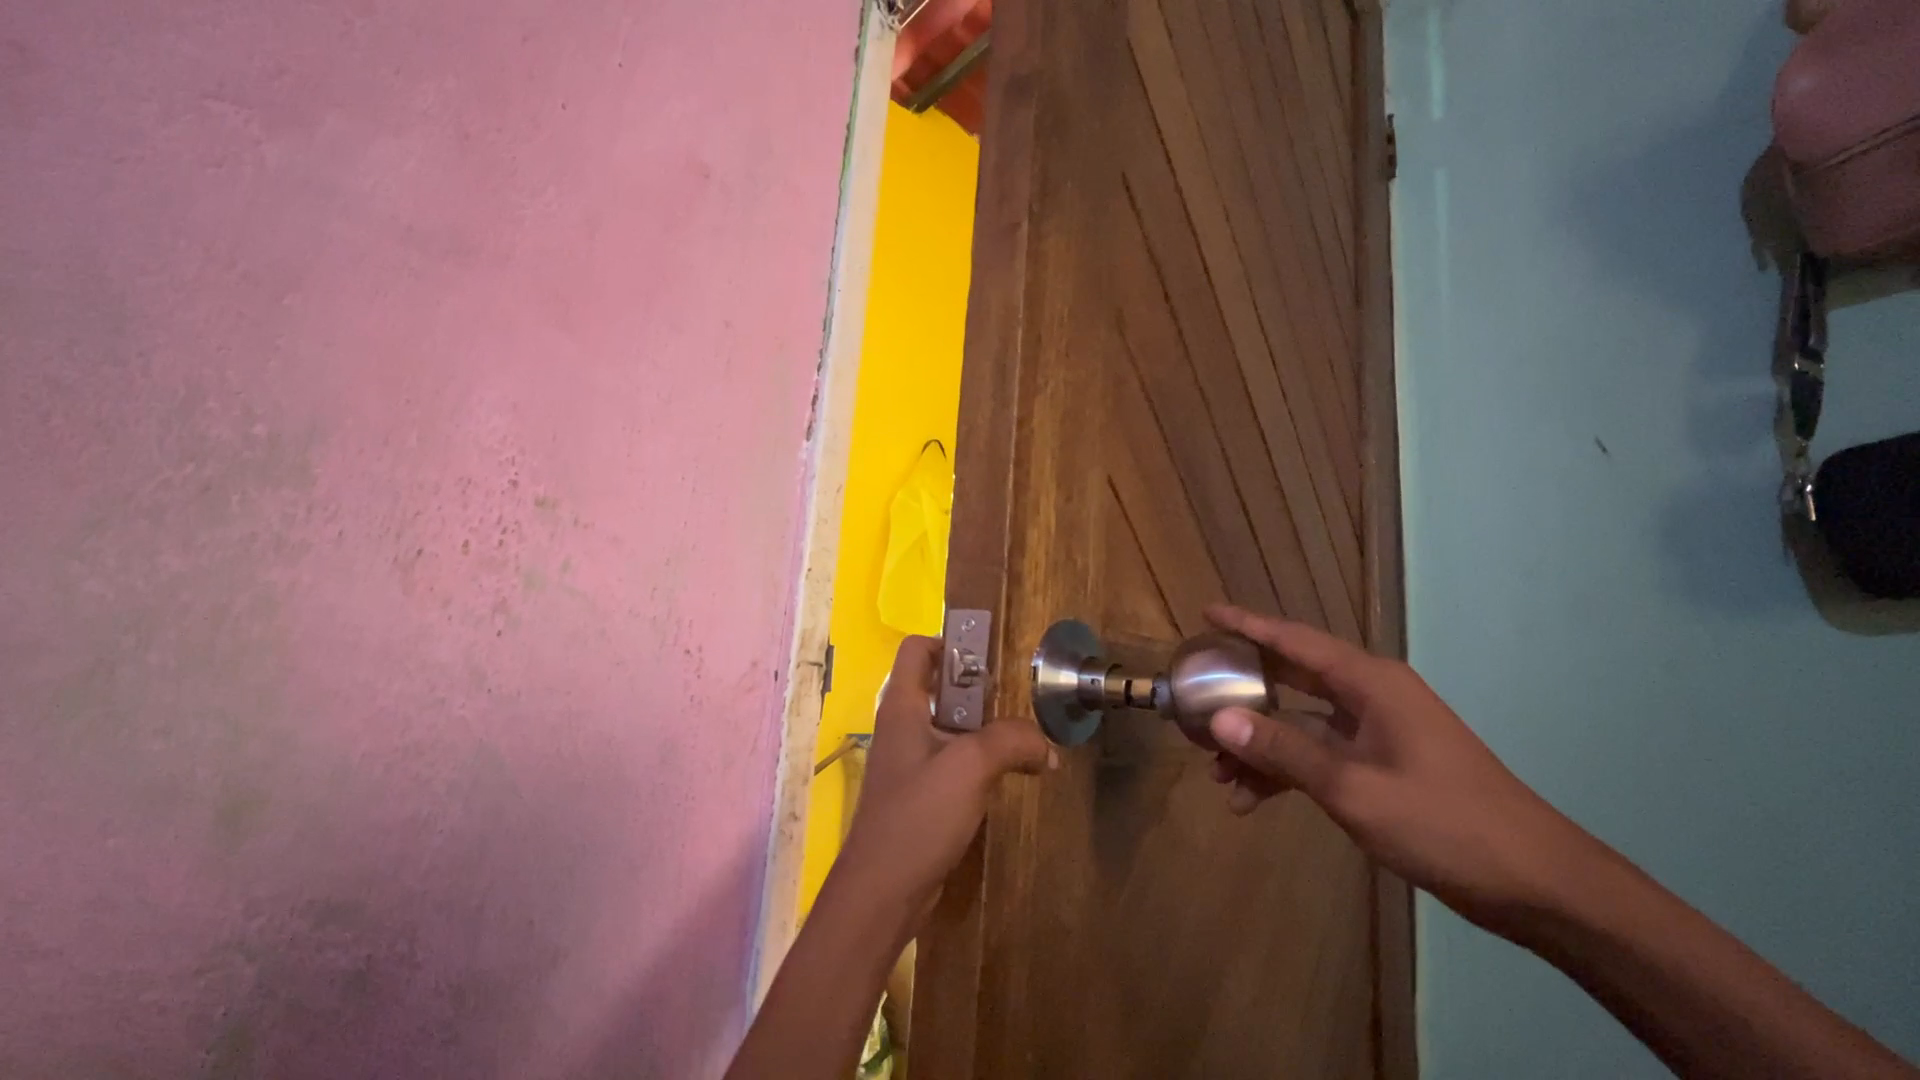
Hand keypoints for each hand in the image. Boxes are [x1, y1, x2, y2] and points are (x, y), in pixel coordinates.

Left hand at [830, 636, 1056, 918]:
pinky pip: (956, 763)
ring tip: (1028, 742)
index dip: (952, 644)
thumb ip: (1011, 742)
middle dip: (984, 691)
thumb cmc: (918, 816)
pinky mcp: (923, 795)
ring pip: (954, 728)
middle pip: (943, 688)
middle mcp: (903, 727)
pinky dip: (984, 764)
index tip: (992, 663)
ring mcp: (912, 762)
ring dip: (989, 731)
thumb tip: (1047, 748)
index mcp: (902, 706)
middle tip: (1021, 705)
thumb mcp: (969, 766)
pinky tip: (1012, 778)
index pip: (918, 649)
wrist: (883, 890)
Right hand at [1201, 605, 1597, 931]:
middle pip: (1292, 679)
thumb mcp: (1353, 788)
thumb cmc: (1444, 823)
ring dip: (1259, 746)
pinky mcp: (1381, 767)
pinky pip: (1318, 756)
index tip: (1206, 613)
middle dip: (1242, 693)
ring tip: (1216, 774)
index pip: (1295, 641)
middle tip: (1193, 699)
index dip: (1248, 624)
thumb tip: (1219, 719)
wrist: (1532, 881)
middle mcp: (1371, 698)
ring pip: (1300, 724)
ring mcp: (1377, 734)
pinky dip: (1285, 772)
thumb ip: (1285, 751)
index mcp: (1371, 684)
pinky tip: (1252, 800)